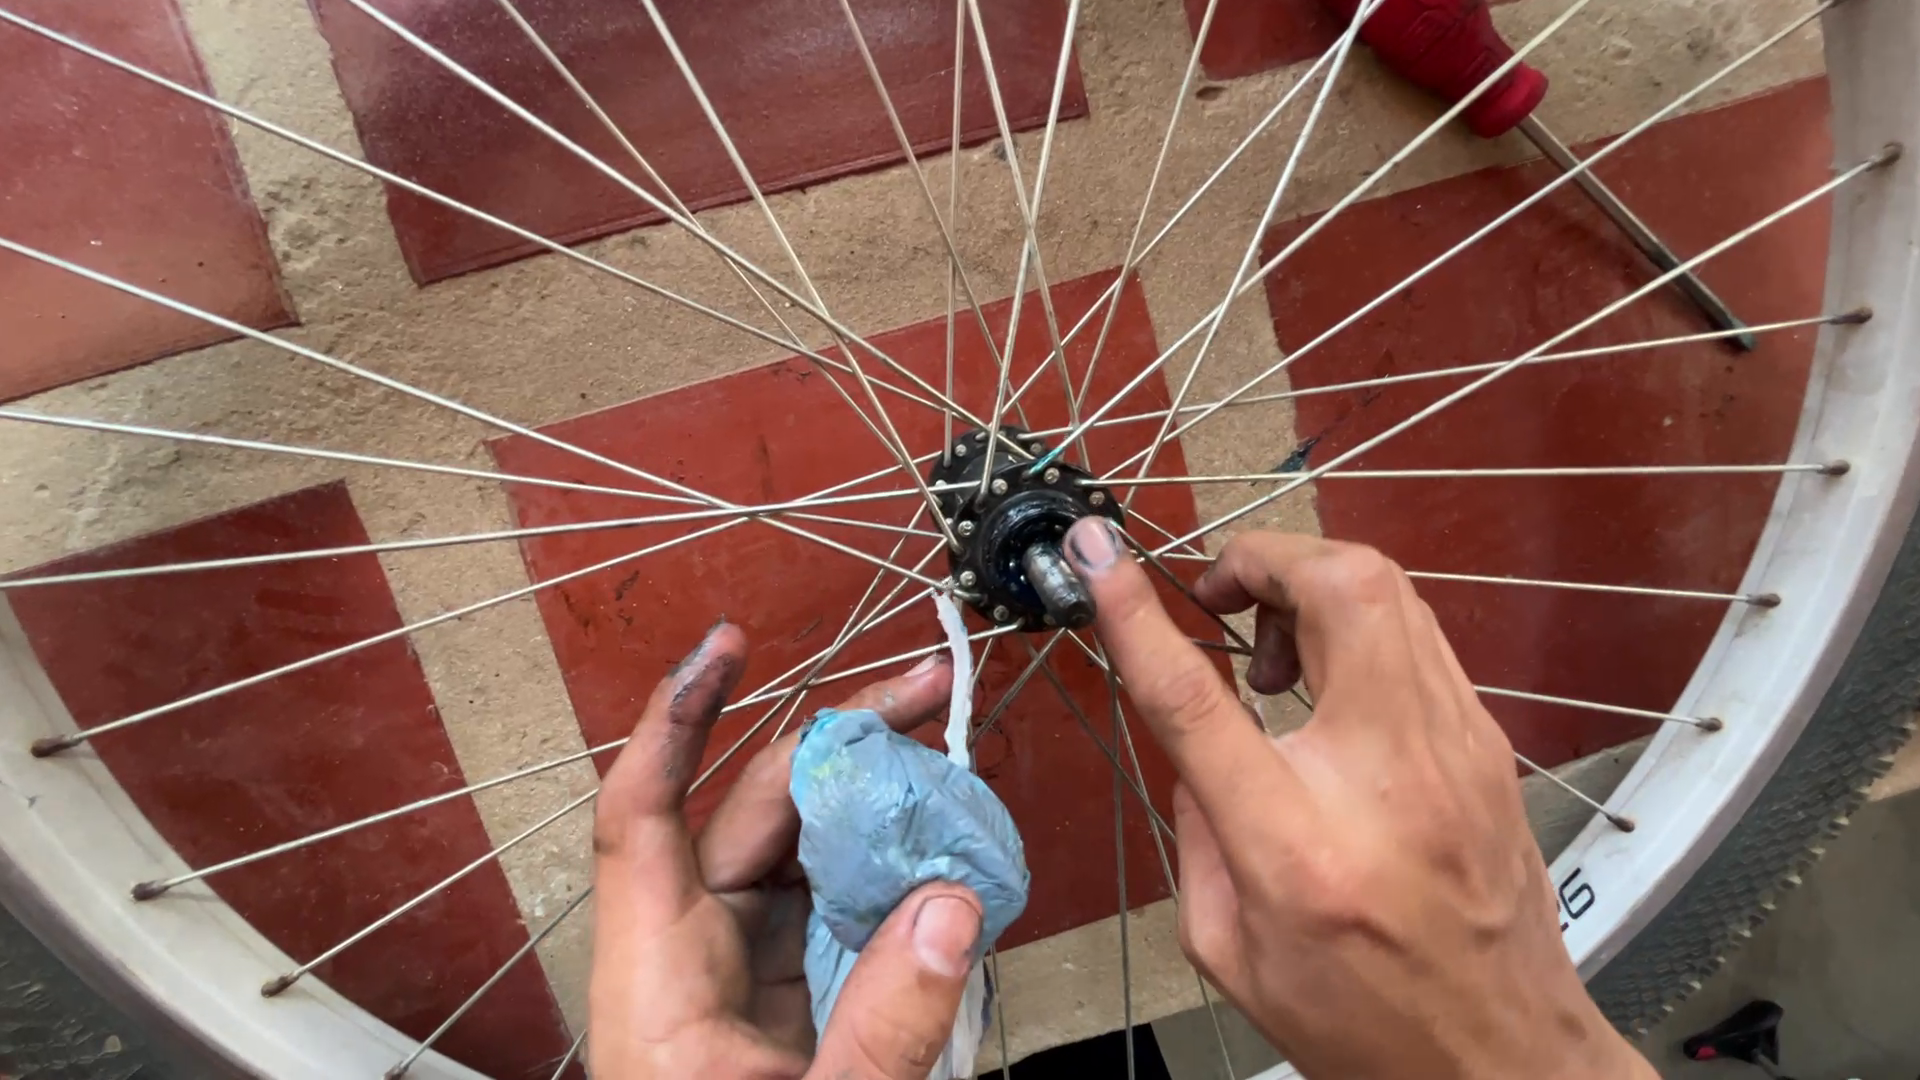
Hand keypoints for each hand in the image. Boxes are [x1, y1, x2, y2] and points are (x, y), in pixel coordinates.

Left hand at [588, 623, 984, 1079]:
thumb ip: (883, 1033)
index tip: (728, 645)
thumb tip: (952, 904)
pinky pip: (845, 890)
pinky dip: (897, 856)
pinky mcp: (798, 979)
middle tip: (927, 693)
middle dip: (843, 737)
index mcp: (662, 975)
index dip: (677, 718)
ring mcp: (754, 959)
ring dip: (880, 793)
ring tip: (952, 756)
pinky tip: (948, 839)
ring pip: (811, 840)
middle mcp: (701, 944)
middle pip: (761, 804)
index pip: (644, 813)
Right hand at [1060, 520, 1656, 1079]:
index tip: (1100, 557)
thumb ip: (1195, 824)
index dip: (1136, 615)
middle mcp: (1384, 775)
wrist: (1508, 1065)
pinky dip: (1348, 619)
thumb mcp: (1224, 942)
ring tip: (1266, 648)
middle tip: (1218, 592)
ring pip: (1388, 590)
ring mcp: (1454, 746)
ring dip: (1304, 584)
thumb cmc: (1356, 1017)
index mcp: (1292, 843)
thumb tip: (1199, 743)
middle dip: (1263, 556)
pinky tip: (1322, 678)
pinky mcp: (1483, 738)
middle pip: (1341, 592)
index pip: (1197, 698)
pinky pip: (1410, 627)